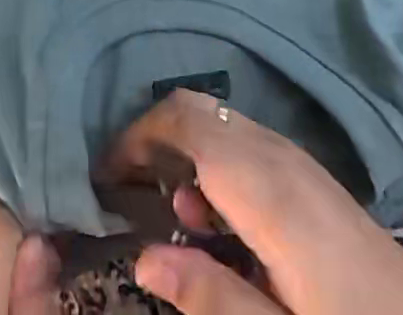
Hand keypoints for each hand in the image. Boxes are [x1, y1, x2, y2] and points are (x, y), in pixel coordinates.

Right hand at [104, 91, 402, 314]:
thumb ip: (211, 295)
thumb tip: (144, 256)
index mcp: (263, 186)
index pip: (185, 120)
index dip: (136, 136)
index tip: (105, 177)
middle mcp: (272, 151)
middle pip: (193, 108)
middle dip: (148, 137)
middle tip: (123, 190)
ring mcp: (289, 154)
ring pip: (212, 120)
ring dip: (175, 149)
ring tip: (162, 210)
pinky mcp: (297, 167)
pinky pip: (234, 139)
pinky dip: (202, 159)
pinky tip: (208, 217)